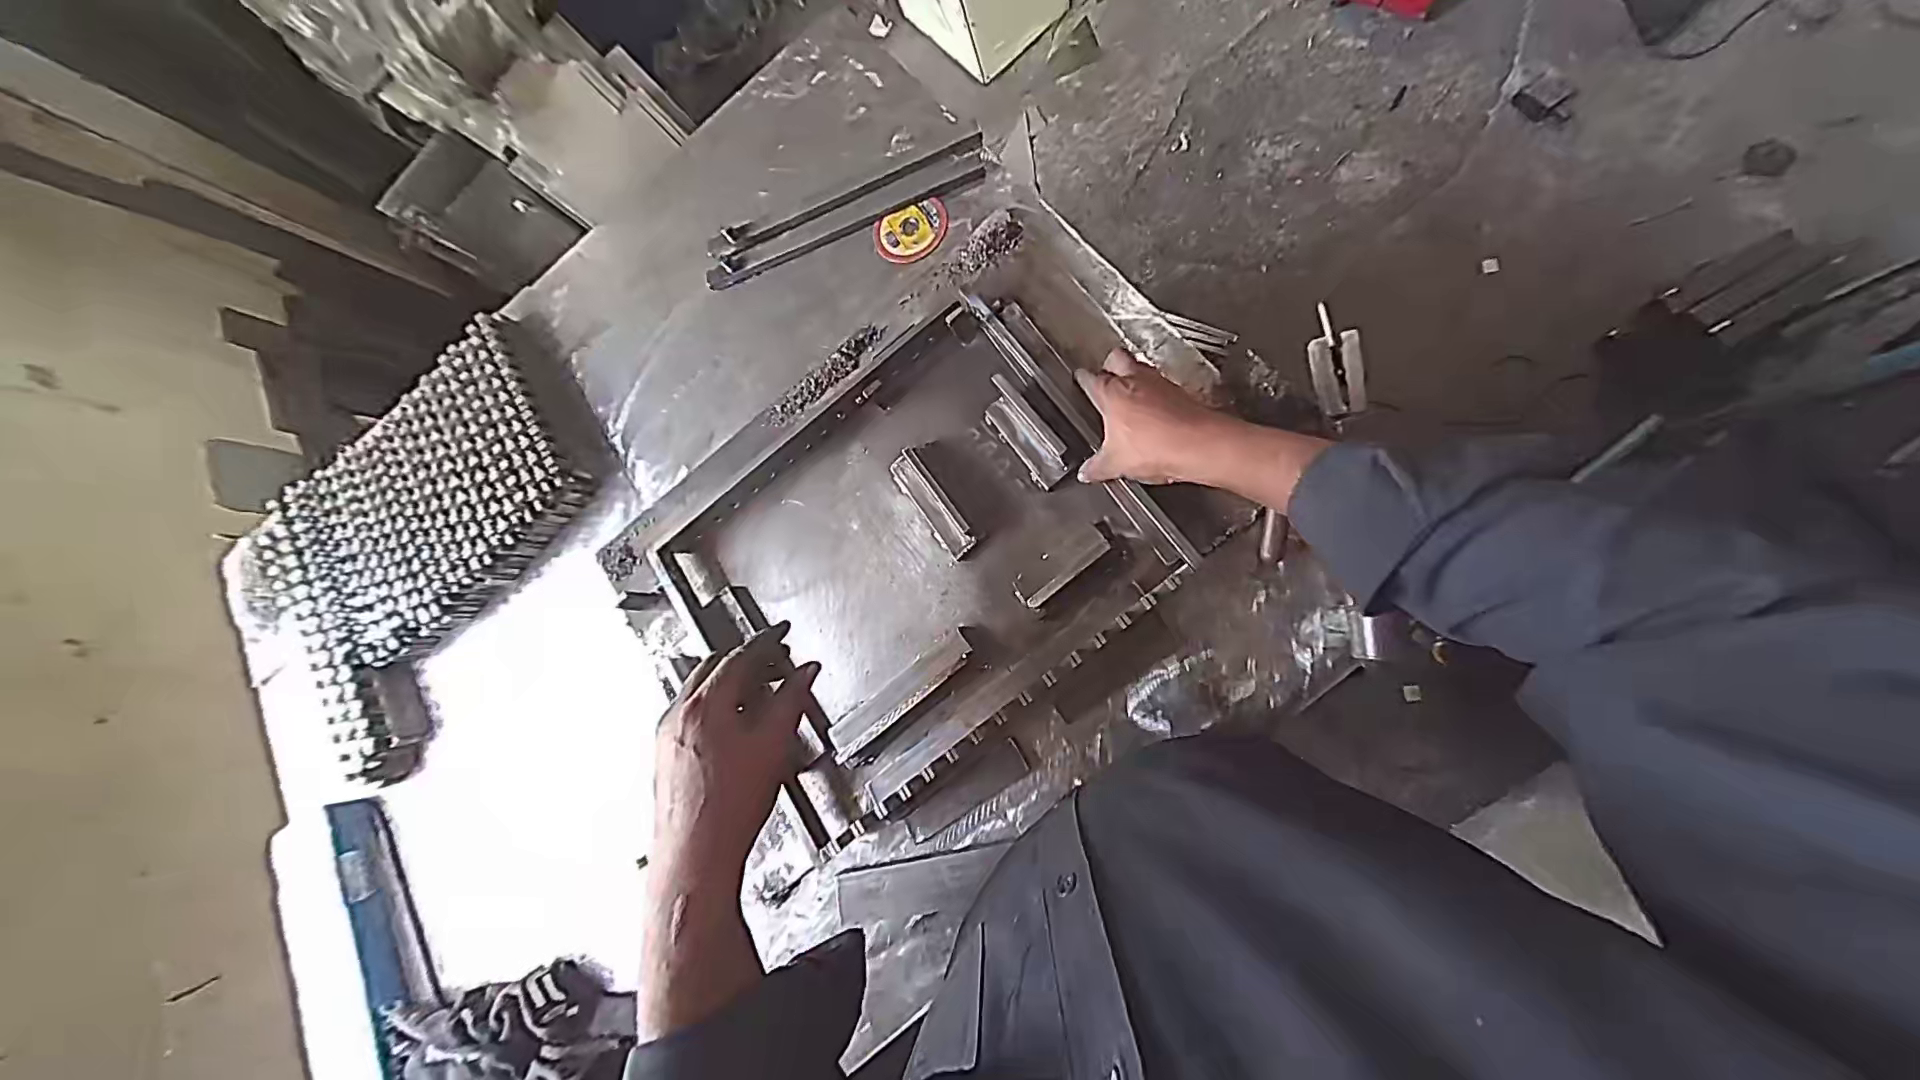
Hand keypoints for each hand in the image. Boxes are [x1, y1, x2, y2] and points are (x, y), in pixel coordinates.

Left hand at [652, 623, 819, 881]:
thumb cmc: (729, 808)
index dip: (768, 642)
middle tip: (776, 657)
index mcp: (704, 705)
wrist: (696, 857)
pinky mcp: (667, 755)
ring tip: (761, 687)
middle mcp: (679, 714)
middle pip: (716, 666)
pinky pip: (693, 711)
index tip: (782, 634)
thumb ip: (792, 699)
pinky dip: (718, 702)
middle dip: (749, 657)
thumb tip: (805, 672)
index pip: (740, 656)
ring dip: (732, 679)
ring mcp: (668, 735)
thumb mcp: (775, 744)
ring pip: (702, 688)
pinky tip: (738, 721)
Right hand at [1075, 348, 1240, 485]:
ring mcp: (1161, 384)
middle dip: (1110, 364)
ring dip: (1136, 377)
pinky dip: (1158, 395)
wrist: (1199, 445)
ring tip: (1130, 393)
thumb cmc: (1156, 445)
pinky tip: (1156, 412)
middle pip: (1118, 358)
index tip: (1081, 379)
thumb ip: (1097, 467)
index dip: (1083, 379)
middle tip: (1106, 375)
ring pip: (1143, 369)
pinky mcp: (1182, 393)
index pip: (1091, 378)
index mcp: (1111, 392)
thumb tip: (1087, 472)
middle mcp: (1135, 380)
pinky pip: (1164, 387)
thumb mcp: (1115, 463)